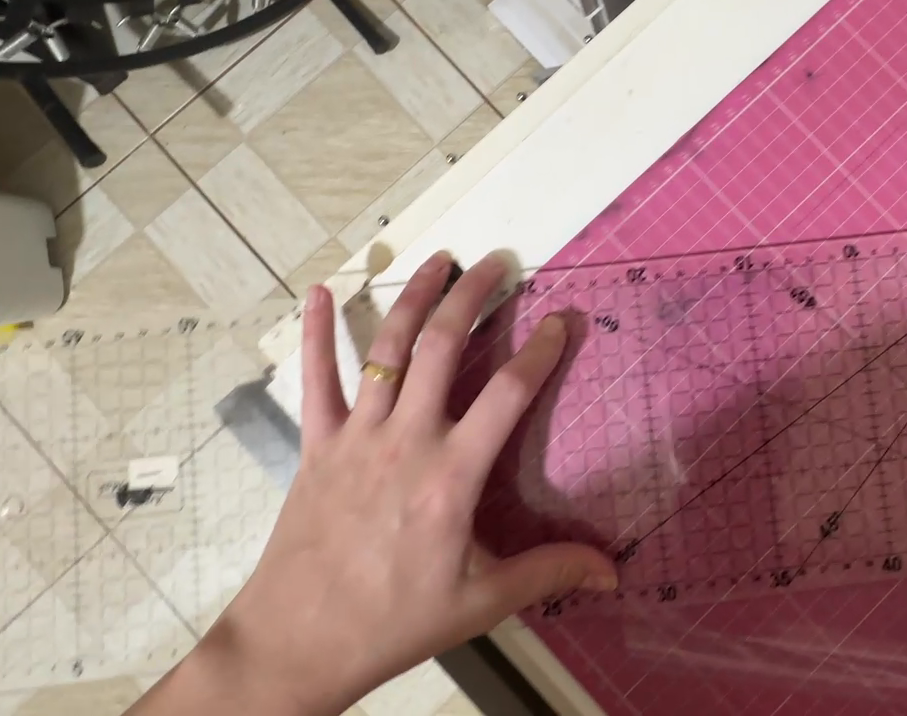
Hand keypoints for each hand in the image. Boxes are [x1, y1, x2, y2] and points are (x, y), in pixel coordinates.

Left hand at [138, 251, 616, 715]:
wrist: (292, 647)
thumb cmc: (391, 623)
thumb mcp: (479, 603)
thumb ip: (548, 572)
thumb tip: (613, 570)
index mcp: (450, 475)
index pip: (507, 395)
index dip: (539, 352)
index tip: (560, 321)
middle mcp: (405, 440)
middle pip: (441, 348)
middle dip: (471, 297)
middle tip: (496, 261)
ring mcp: (356, 437)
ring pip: (386, 350)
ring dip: (413, 297)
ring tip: (439, 259)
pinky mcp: (317, 445)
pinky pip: (316, 381)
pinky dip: (318, 333)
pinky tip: (322, 291)